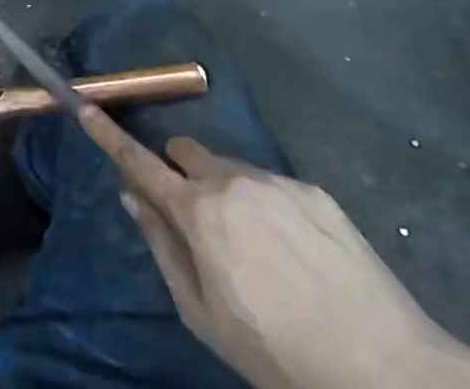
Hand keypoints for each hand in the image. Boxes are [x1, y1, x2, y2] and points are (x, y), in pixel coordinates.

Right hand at [79, 107, 469, 388]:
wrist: (384, 364)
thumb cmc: (276, 349)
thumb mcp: (202, 313)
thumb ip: (161, 246)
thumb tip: (132, 198)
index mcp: (199, 213)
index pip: (140, 163)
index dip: (108, 135)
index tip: (85, 106)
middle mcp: (233, 181)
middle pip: (185, 152)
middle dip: (176, 171)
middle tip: (193, 218)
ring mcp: (277, 182)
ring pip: (229, 166)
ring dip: (223, 190)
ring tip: (255, 248)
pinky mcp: (315, 191)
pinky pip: (271, 183)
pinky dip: (264, 204)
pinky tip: (293, 252)